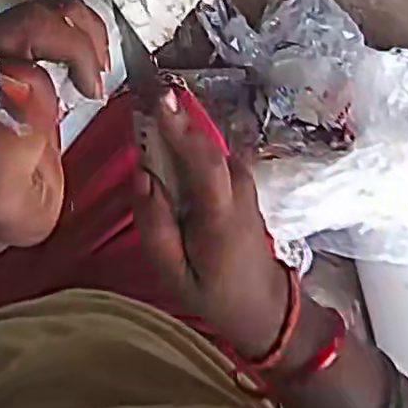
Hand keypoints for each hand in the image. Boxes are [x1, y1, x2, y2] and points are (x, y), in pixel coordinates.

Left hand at [0, 0, 108, 248]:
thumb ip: (12, 137)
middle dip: (78, 45)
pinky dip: (87, 34)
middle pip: (37, 15)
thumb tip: (22, 76)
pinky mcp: (22, 48)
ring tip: (92, 78)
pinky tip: (90, 67)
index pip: (14, 34)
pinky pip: (60, 18)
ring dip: (85, 36)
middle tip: (93, 88)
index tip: (86, 92)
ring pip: (51, 9)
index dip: (63, 53)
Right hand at [132, 84, 291, 358]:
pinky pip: (207, 149)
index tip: (160, 100)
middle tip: (142, 100)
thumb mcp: (173, 273)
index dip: (182, 129)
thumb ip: (154, 225)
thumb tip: (141, 175)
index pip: (205, 163)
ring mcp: (244, 181)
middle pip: (204, 144)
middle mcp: (238, 189)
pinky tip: (166, 138)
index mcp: (222, 216)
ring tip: (149, 118)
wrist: (265, 306)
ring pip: (205, 143)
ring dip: (177, 129)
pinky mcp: (240, 177)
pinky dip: (185, 139)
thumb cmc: (214, 291)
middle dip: (172, 120)